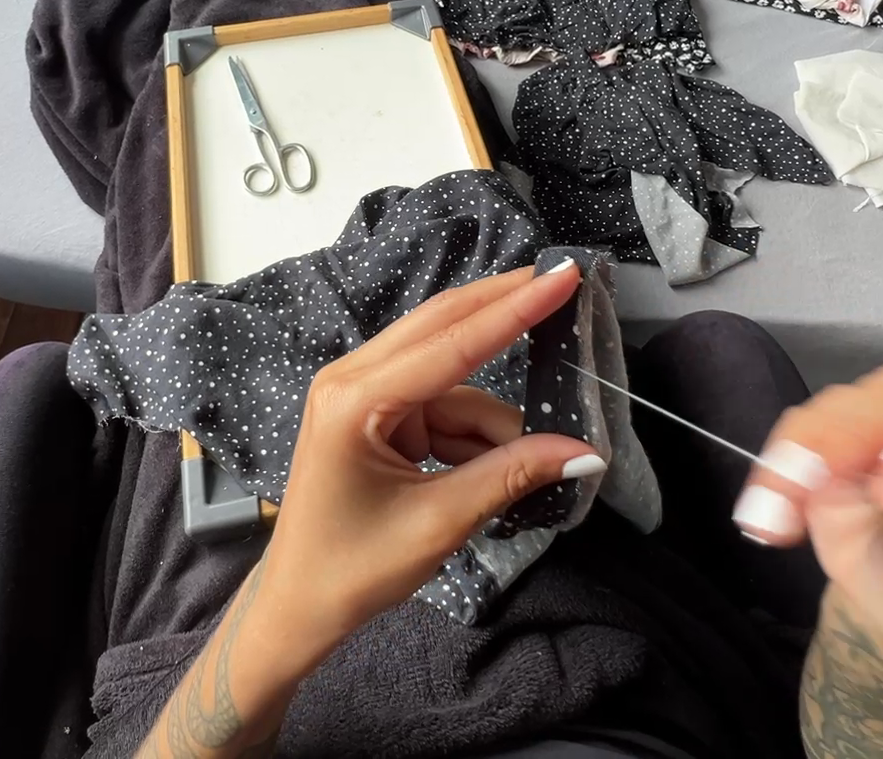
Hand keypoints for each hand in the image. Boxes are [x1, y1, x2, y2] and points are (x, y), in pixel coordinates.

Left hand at [253, 262, 604, 663]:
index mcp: (355, 398)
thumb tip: (585, 451)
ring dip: (494, 417)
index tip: (560, 276)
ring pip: (452, 378)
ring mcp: (364, 390)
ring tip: (537, 461)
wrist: (298, 605)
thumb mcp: (438, 523)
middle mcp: (353, 377)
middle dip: (505, 311)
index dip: (513, 309)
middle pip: (444, 328)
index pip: (451, 342)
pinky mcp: (377, 409)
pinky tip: (499, 466)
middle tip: (564, 285)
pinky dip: (474, 432)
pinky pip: (442, 405)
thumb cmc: (352, 569)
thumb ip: (511, 475)